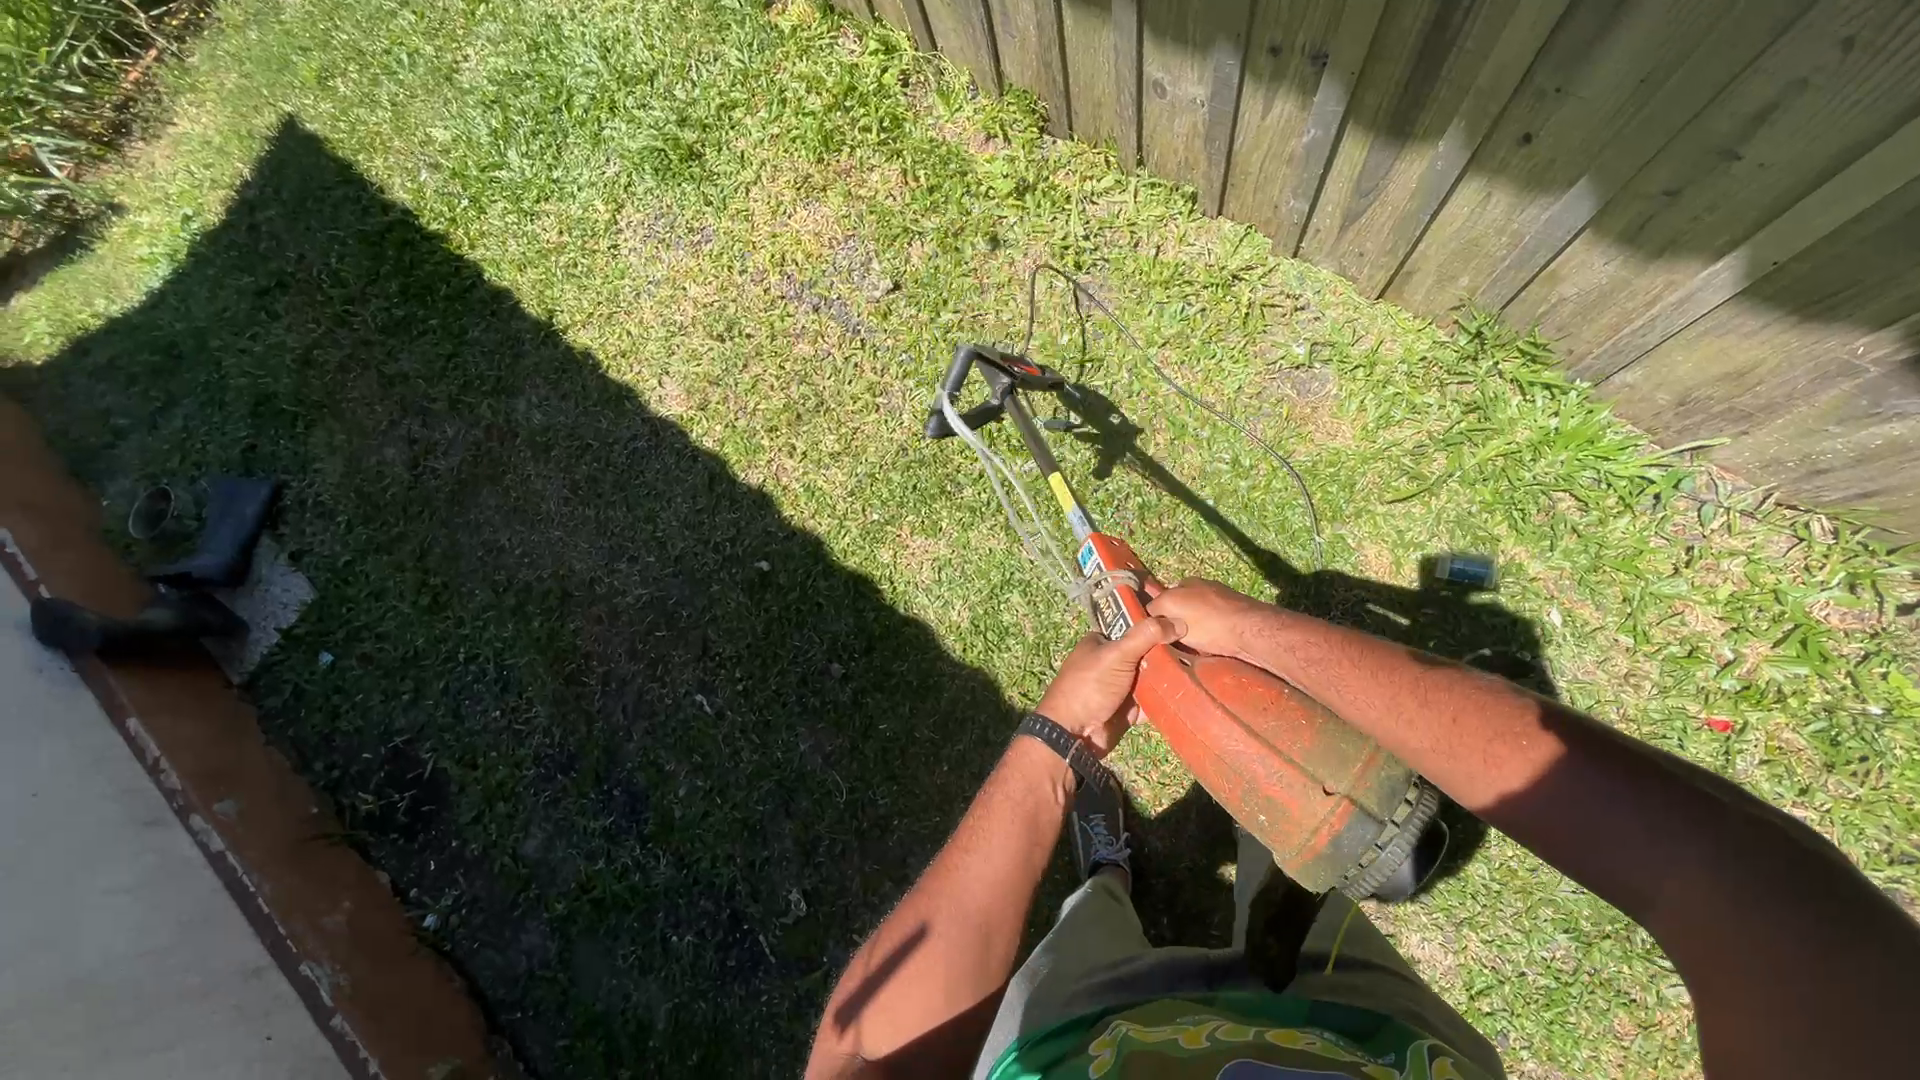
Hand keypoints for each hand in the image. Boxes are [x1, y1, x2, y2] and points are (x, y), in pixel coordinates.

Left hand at [1035, 615, 1184, 756]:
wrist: (1074, 734)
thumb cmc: (1090, 686)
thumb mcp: (1117, 654)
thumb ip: (1145, 636)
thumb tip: (1178, 622)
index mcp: (1100, 643)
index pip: (1131, 628)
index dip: (1154, 627)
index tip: (1182, 627)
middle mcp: (1108, 662)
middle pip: (1144, 654)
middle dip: (1165, 656)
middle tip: (1194, 653)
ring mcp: (1117, 686)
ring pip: (1149, 678)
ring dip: (1166, 679)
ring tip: (1197, 673)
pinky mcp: (1126, 708)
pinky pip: (1150, 700)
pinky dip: (1163, 700)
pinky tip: (1186, 694)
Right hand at [1144, 578, 1270, 660]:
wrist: (1250, 631)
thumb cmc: (1207, 620)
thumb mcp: (1170, 608)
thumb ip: (1155, 607)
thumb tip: (1148, 614)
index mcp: (1187, 583)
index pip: (1162, 598)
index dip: (1156, 615)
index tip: (1153, 633)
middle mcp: (1204, 588)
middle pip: (1181, 609)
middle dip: (1175, 624)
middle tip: (1170, 644)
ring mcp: (1223, 602)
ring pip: (1199, 621)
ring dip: (1194, 633)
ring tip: (1190, 651)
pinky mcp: (1237, 618)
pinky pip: (1214, 630)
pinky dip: (1210, 638)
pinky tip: (1209, 650)